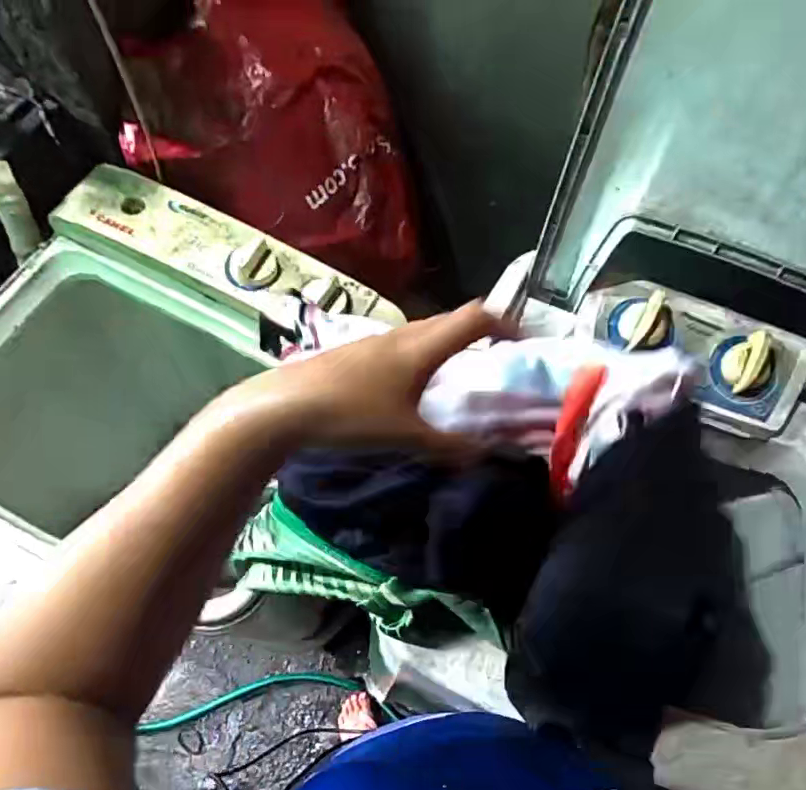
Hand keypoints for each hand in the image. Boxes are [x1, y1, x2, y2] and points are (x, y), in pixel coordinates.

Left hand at [213, 301, 505, 462]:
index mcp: (420, 347)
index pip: (475, 319)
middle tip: (494, 361)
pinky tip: (408, 387)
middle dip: (478, 335)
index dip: (506, 323)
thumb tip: (484, 455)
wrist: (282, 407)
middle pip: (448, 321)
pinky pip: (398, 347)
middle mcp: (400, 335)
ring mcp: (372, 341)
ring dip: (446, 346)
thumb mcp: (406, 436)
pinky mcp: (352, 354)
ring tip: (455, 376)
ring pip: (421, 333)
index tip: (524, 341)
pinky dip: (418, 358)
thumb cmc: (350, 416)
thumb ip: (448, 446)